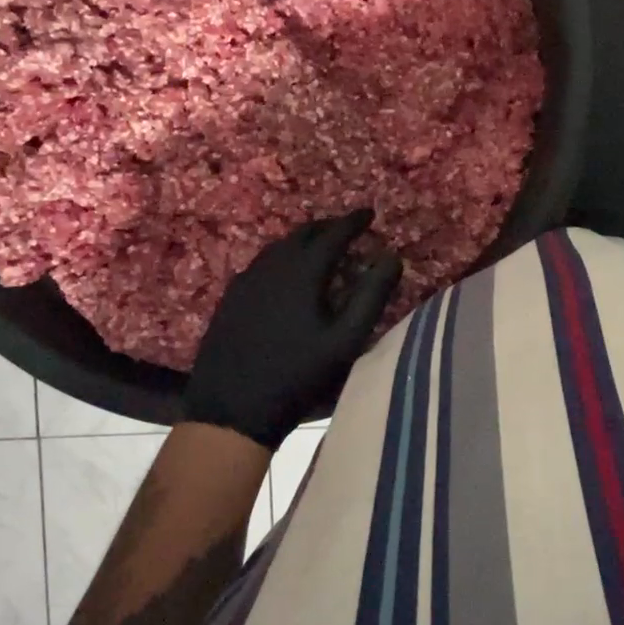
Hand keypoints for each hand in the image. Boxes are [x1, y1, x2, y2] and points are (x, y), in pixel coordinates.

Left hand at [182, 210, 400, 449]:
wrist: (233, 411)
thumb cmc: (299, 375)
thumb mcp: (347, 339)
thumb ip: (372, 295)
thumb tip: (392, 257)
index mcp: (302, 272)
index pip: (333, 233)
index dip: (354, 221)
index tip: (370, 213)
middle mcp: (271, 267)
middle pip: (303, 234)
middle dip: (329, 226)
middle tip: (349, 228)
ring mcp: (246, 282)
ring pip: (279, 247)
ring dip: (304, 240)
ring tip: (322, 246)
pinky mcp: (230, 299)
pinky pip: (261, 264)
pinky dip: (283, 257)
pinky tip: (287, 274)